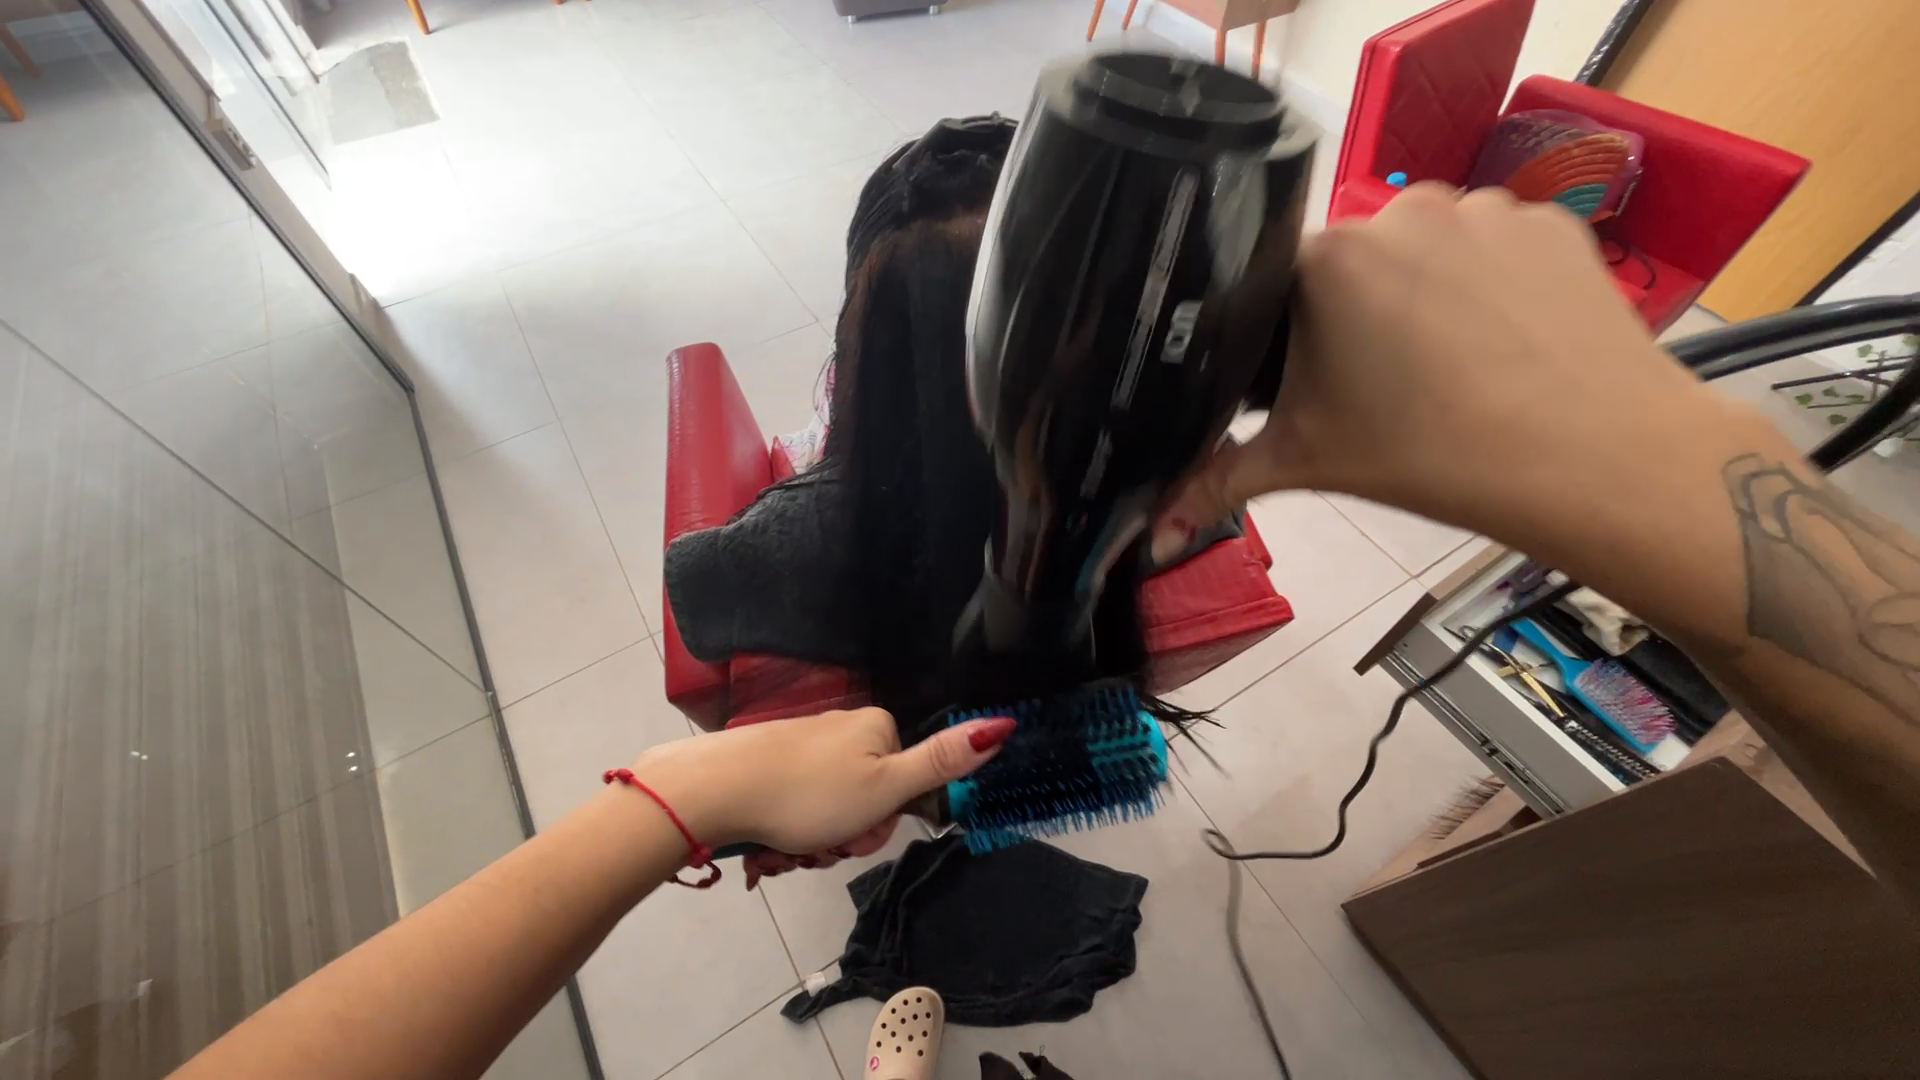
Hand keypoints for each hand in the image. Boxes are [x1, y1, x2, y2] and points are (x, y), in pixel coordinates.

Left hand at [623, 708, 1014, 858]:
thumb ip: (942, 761)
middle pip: (867, 797)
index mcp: (875, 726)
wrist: (713, 790)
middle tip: (821, 844)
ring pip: (830, 807)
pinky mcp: (770, 759)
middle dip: (847, 833)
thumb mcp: (884, 788)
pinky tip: (767, 844)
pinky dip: (788, 830)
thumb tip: (1004, 724)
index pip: (904, 780)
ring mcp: (803, 742)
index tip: (857, 830)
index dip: (884, 818)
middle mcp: (842, 727)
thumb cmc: (808, 794)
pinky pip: (797, 803)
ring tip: (788, 848)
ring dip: (816, 841)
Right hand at [1152, 183, 1748, 555]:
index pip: (1267, 280)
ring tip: (1432, 362)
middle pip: (1340, 262)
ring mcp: (1482, 209)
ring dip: (1408, 293)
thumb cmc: (1429, 454)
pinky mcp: (1548, 222)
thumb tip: (1150, 538)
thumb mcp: (1306, 462)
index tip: (1295, 377)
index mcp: (1324, 262)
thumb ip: (1216, 485)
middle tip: (1363, 381)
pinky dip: (1476, 283)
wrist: (1591, 460)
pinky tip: (1490, 340)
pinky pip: (1484, 244)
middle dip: (1340, 313)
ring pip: (1413, 248)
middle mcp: (1397, 212)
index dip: (1274, 332)